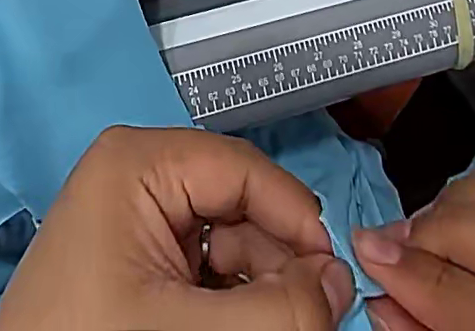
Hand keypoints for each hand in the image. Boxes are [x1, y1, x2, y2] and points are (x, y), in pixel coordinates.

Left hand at [0, 125, 355, 330]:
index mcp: (139, 159)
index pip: (242, 167)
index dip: (296, 217)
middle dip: (276, 260)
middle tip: (303, 318)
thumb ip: (278, 309)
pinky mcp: (136, 243)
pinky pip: (202, 257)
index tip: (334, 278)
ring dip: (257, 284)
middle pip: (237, 201)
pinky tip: (229, 323)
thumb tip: (339, 281)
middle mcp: (137, 168)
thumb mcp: (190, 326)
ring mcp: (135, 206)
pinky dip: (229, 293)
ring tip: (263, 324)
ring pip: (227, 234)